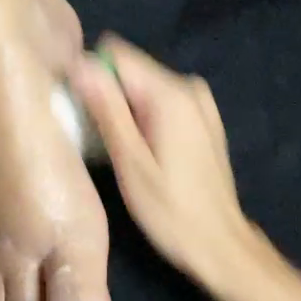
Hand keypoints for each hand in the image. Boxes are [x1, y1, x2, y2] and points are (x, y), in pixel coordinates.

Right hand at [71, 35, 256, 288]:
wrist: (220, 246)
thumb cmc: (170, 211)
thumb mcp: (130, 162)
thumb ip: (106, 109)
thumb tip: (80, 64)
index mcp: (170, 94)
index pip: (116, 54)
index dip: (91, 75)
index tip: (80, 110)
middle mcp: (188, 87)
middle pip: (130, 71)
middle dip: (107, 95)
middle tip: (97, 139)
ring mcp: (199, 102)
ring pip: (142, 88)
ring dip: (123, 110)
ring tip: (116, 150)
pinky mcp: (202, 119)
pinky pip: (159, 103)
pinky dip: (143, 119)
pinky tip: (140, 153)